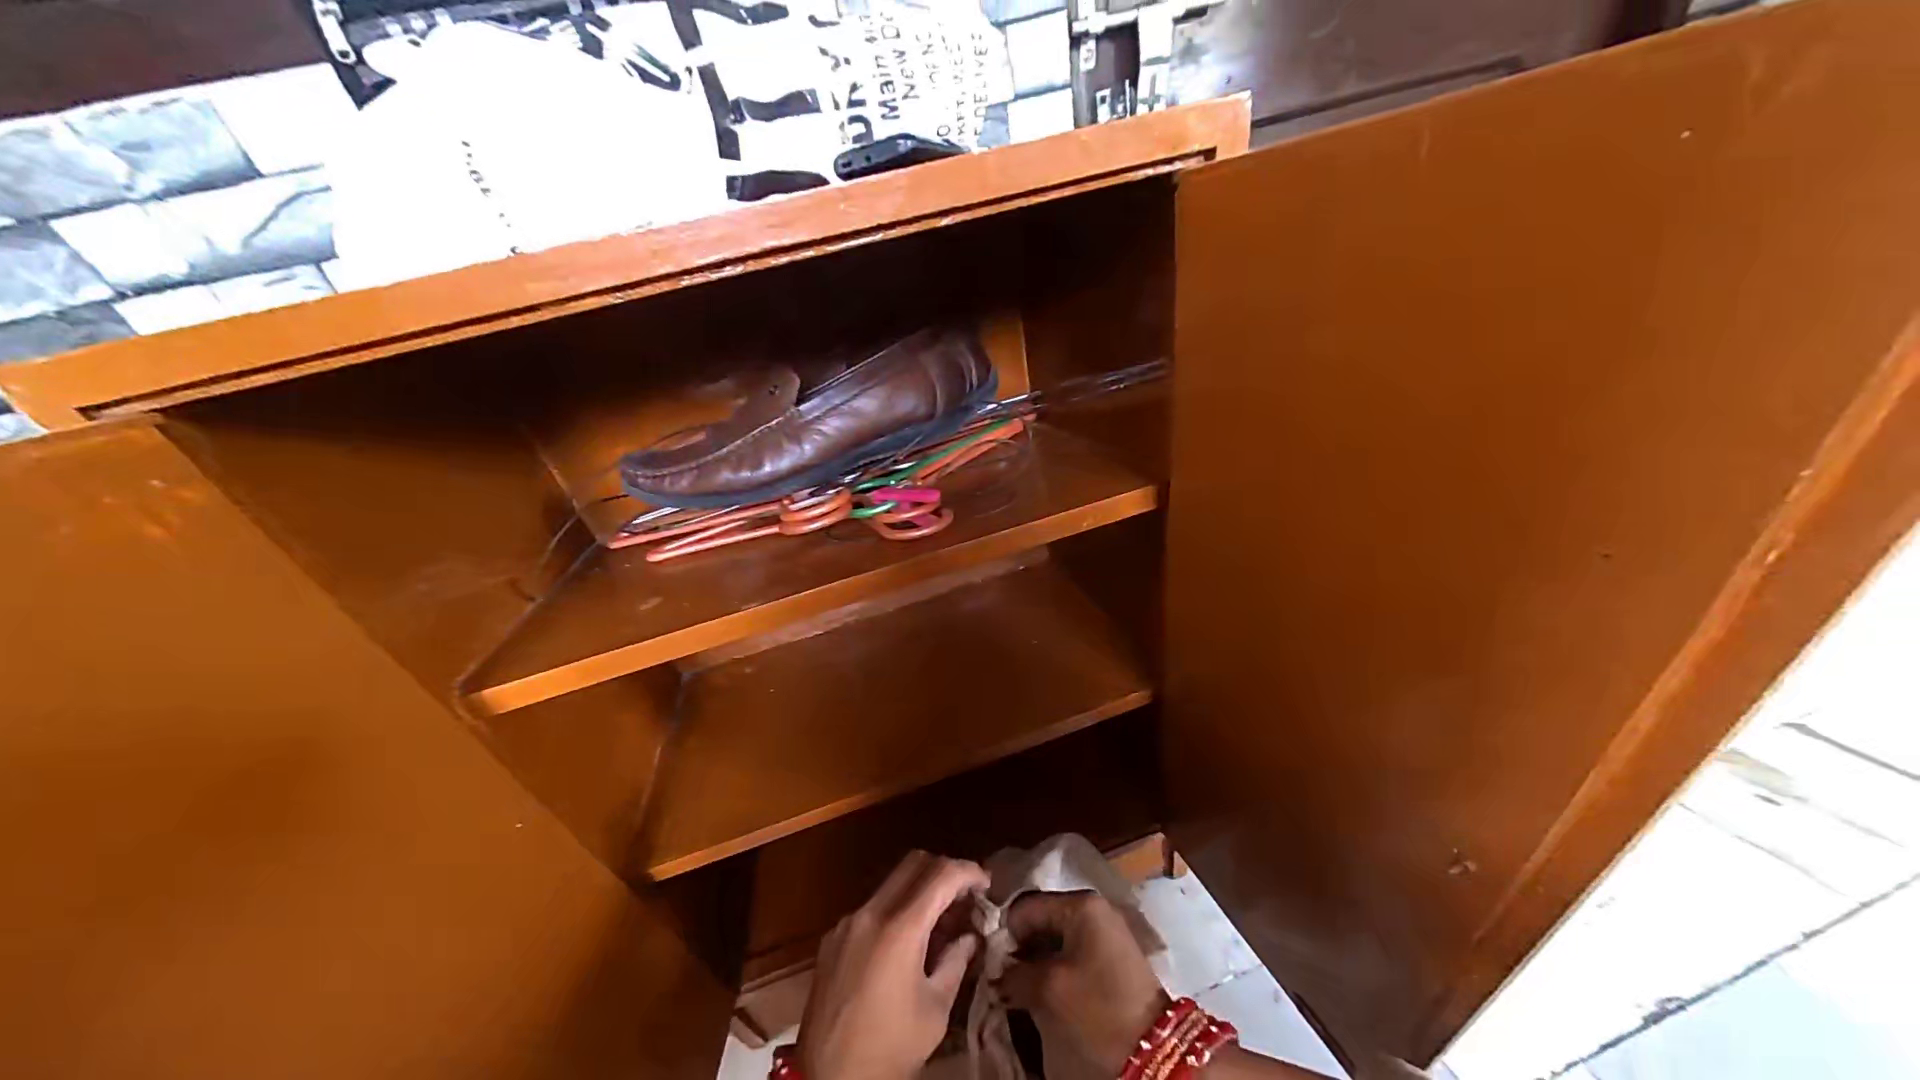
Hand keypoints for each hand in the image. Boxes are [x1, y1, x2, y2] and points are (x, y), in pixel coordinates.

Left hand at [800, 851, 989, 1079]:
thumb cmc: (889, 1049)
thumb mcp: (935, 1010)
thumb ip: (955, 962)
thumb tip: (969, 936)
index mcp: (899, 928)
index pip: (941, 874)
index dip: (969, 871)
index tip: (986, 883)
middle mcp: (869, 913)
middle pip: (914, 863)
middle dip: (945, 871)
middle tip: (965, 896)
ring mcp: (846, 923)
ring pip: (890, 883)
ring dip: (919, 889)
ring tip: (939, 920)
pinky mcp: (832, 939)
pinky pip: (871, 907)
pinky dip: (895, 909)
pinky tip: (905, 942)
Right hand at [997, 890, 1170, 1074]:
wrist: (1153, 1049)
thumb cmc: (1098, 1008)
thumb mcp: (1048, 989)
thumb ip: (1014, 973)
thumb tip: (995, 973)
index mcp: (1080, 904)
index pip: (1025, 906)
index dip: (1005, 934)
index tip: (992, 965)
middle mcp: (1092, 907)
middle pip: (1040, 919)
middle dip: (1020, 948)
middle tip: (1003, 978)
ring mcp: (1103, 930)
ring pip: (1054, 938)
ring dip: (1034, 962)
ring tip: (1020, 988)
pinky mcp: (1109, 954)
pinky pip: (1070, 951)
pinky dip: (1052, 968)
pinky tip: (1042, 991)